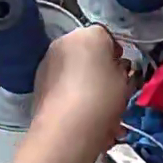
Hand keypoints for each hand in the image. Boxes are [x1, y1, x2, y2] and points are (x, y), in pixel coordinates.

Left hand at [15, 26, 132, 162]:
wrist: (66, 129)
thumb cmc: (103, 99)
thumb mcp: (124, 83)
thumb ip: (121, 70)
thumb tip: (116, 69)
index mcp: (89, 34)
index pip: (107, 38)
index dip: (117, 56)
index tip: (123, 73)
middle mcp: (63, 41)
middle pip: (86, 52)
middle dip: (98, 68)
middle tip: (110, 91)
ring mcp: (47, 62)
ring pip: (71, 69)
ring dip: (82, 82)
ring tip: (95, 108)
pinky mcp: (37, 83)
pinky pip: (60, 84)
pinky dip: (69, 94)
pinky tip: (79, 114)